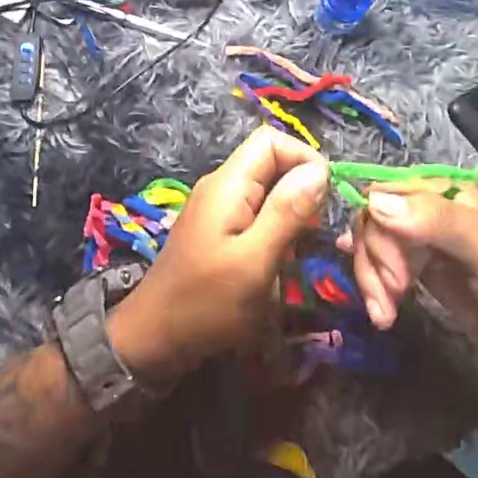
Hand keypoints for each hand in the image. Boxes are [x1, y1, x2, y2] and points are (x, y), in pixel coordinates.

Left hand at [108, 129, 327, 382]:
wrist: (155, 337)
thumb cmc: (206, 302)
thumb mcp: (254, 261)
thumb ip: (287, 212)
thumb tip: (319, 170)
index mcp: (228, 183)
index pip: (272, 140)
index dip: (304, 160)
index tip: (322, 202)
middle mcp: (222, 186)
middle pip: (272, 163)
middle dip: (300, 192)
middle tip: (310, 235)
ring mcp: (218, 207)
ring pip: (268, 190)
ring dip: (290, 216)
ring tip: (294, 254)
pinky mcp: (218, 229)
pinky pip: (256, 214)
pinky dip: (275, 231)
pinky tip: (277, 263)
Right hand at [338, 181, 477, 377]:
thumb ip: (440, 223)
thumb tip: (375, 202)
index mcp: (449, 194)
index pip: (387, 195)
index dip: (379, 233)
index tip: (393, 277)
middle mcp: (431, 211)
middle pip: (374, 221)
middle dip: (373, 262)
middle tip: (387, 303)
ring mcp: (425, 241)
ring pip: (374, 244)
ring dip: (371, 279)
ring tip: (383, 316)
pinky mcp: (423, 270)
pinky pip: (384, 267)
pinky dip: (376, 287)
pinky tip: (380, 309)